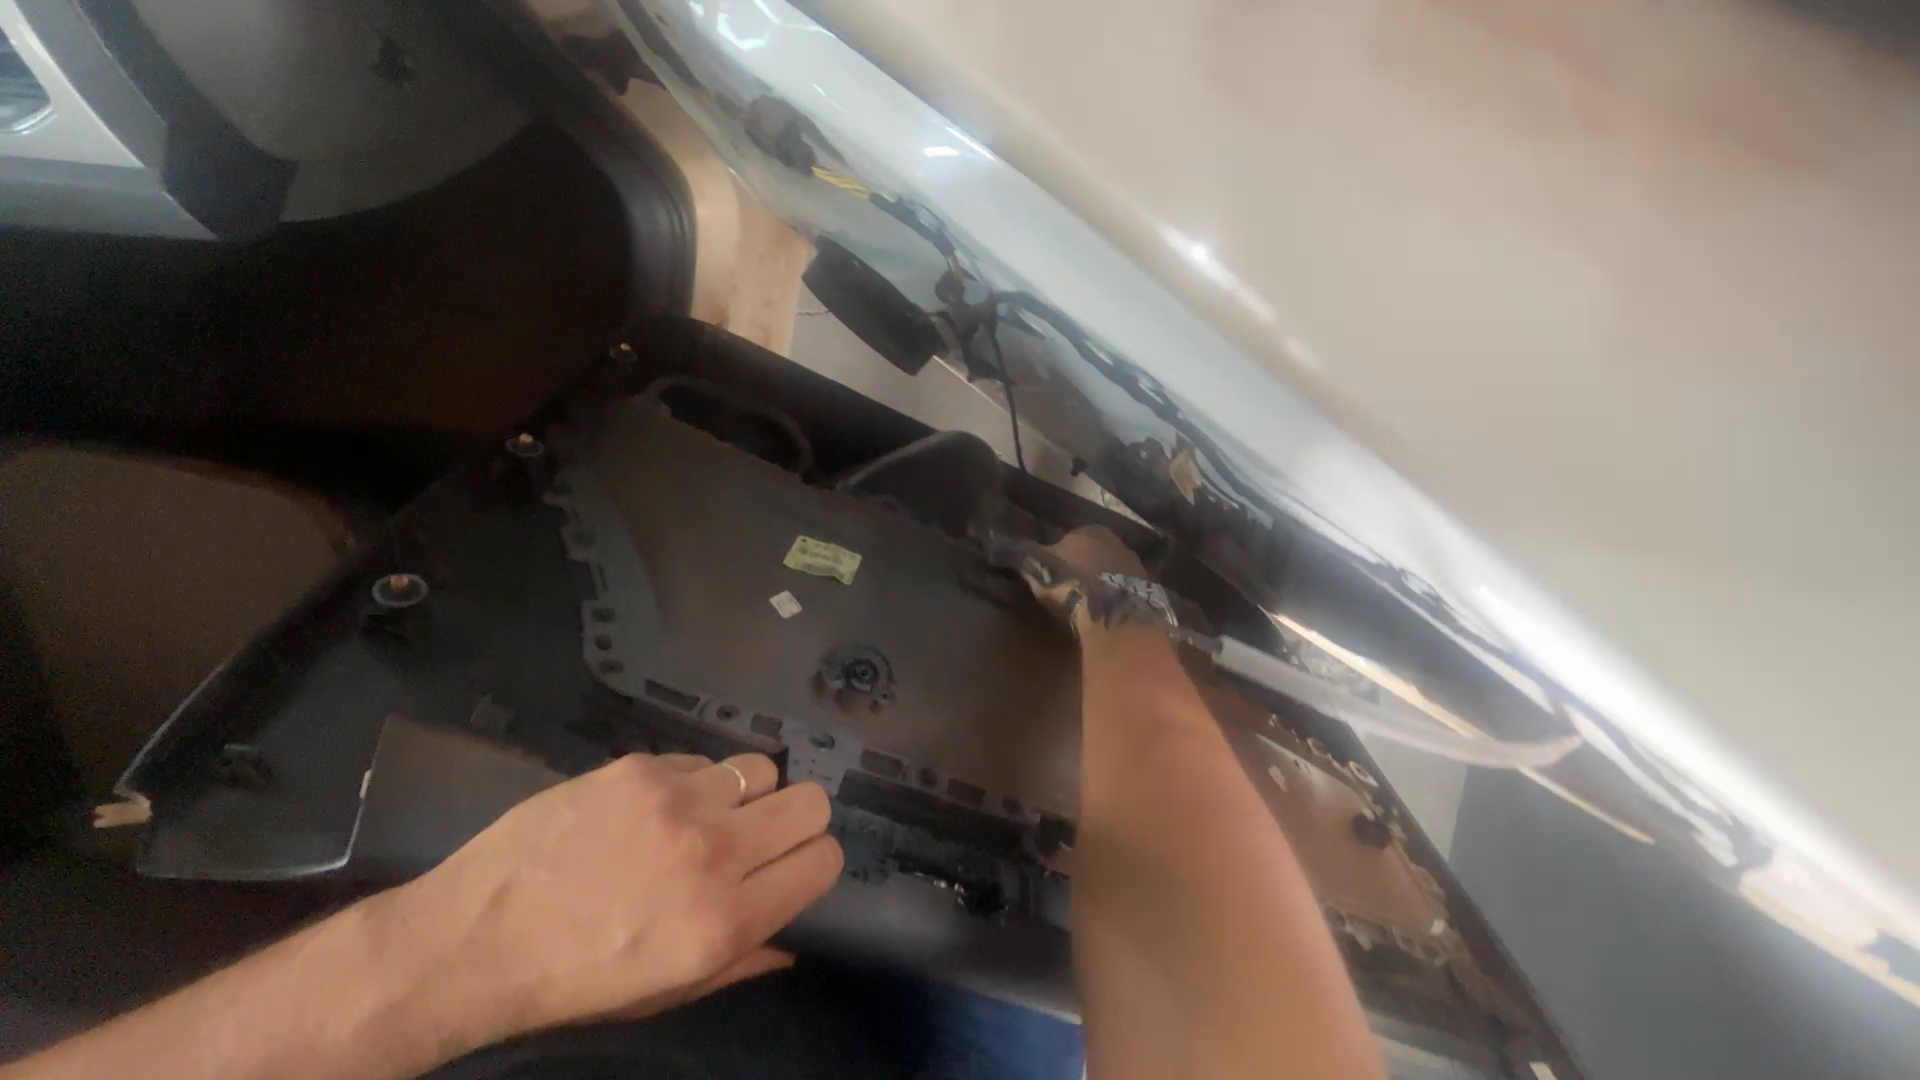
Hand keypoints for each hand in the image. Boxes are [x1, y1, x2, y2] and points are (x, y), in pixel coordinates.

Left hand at [384, 752, 840, 1045]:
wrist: (476, 938)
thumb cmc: (576, 981)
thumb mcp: (667, 993)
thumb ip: (742, 961)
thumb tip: (794, 941)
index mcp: (726, 921)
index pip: (823, 860)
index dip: (814, 861)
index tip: (791, 866)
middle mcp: (714, 853)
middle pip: (811, 803)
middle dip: (796, 819)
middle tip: (759, 835)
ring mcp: (677, 801)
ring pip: (762, 769)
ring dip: (744, 795)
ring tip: (703, 816)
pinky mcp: (640, 768)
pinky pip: (701, 761)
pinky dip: (691, 782)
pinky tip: (651, 808)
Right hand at [1021, 525, 1149, 634]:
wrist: (1113, 611)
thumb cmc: (1071, 582)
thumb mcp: (1038, 566)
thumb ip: (1026, 555)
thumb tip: (1008, 546)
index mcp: (1090, 530)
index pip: (1071, 539)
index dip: (1060, 557)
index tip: (1052, 575)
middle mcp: (1117, 541)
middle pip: (1094, 554)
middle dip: (1083, 568)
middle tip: (1069, 590)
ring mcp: (1136, 565)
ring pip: (1111, 571)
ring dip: (1101, 583)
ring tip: (1088, 605)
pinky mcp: (1149, 590)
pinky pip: (1124, 590)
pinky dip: (1115, 598)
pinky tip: (1106, 612)